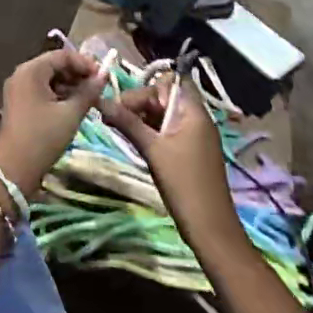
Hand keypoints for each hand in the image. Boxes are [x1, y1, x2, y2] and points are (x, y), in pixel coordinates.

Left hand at [0, 48, 102, 197]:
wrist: (14, 171)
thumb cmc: (43, 138)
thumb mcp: (71, 114)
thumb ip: (88, 92)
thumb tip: (103, 76)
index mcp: (31, 70)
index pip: (62, 55)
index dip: (85, 63)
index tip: (103, 76)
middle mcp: (21, 74)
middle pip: (54, 65)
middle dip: (77, 74)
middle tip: (98, 87)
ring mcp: (18, 88)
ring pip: (49, 78)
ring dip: (69, 85)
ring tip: (89, 98)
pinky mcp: (18, 103)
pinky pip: (41, 90)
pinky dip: (58, 94)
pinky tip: (73, 106)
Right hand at [101, 77, 238, 249]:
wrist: (211, 229)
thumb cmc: (184, 184)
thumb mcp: (153, 150)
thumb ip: (128, 122)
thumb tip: (101, 101)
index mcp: (193, 111)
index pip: (168, 82)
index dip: (145, 89)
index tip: (121, 105)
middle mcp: (196, 118)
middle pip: (164, 97)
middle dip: (138, 104)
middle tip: (112, 118)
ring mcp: (194, 136)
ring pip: (164, 115)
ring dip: (141, 119)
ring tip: (117, 128)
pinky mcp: (190, 152)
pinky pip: (168, 132)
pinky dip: (150, 133)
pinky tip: (134, 141)